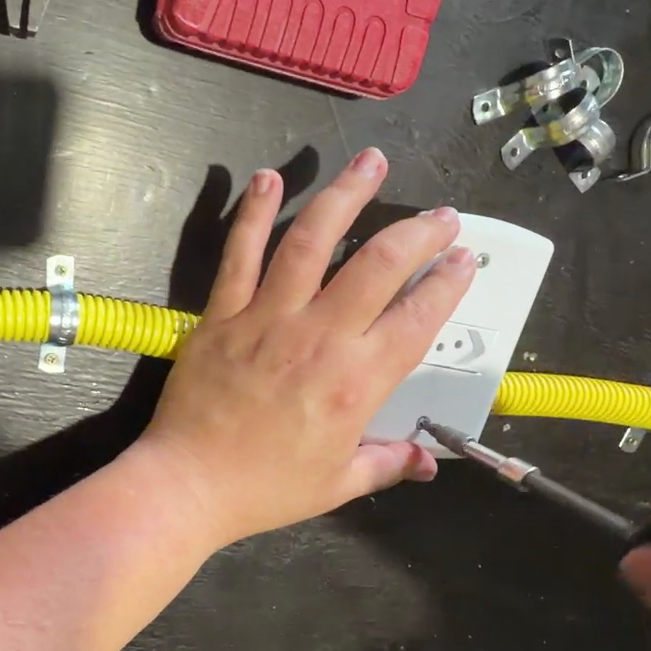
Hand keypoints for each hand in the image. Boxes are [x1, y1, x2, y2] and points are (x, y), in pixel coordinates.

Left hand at [127, 147, 475, 547]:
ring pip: (311, 241)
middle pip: (378, 265)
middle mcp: (319, 337)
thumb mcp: (337, 485)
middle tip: (439, 215)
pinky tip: (268, 179)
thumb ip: (387, 464)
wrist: (188, 484)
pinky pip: (240, 255)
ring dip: (345, 196)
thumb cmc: (263, 489)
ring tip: (370, 162)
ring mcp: (267, 319)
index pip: (417, 318)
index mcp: (356, 382)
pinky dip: (253, 214)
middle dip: (417, 232)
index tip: (462, 259)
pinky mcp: (221, 315)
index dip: (447, 283)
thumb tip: (429, 462)